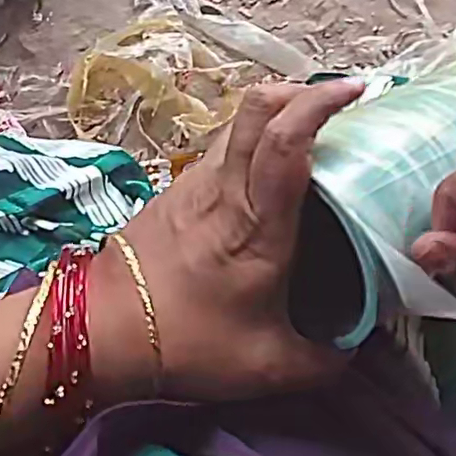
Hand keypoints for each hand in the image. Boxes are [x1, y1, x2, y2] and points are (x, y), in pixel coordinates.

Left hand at [91, 79, 363, 403]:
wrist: (99, 328)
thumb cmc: (187, 339)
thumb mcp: (267, 365)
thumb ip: (322, 361)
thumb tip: (355, 352)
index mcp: (257, 221)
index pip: (286, 141)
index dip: (320, 104)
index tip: (356, 91)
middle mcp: (228, 184)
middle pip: (260, 107)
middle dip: (305, 90)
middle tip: (342, 98)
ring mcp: (199, 177)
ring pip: (242, 118)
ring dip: (282, 106)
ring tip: (316, 122)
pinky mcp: (182, 182)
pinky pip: (229, 140)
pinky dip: (261, 131)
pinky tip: (276, 160)